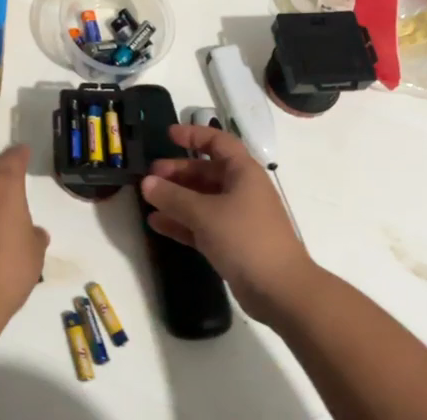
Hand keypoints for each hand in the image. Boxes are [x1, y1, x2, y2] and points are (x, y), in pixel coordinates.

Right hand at [140, 124, 316, 322]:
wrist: (281, 290)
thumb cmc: (245, 238)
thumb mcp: (205, 213)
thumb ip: (173, 197)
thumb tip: (146, 182)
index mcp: (243, 172)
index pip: (218, 142)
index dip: (194, 135)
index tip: (169, 135)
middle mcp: (242, 190)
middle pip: (206, 172)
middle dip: (178, 172)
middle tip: (150, 176)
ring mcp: (237, 218)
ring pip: (202, 200)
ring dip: (176, 198)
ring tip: (148, 199)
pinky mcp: (232, 243)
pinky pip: (202, 225)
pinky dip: (182, 222)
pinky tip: (156, 224)